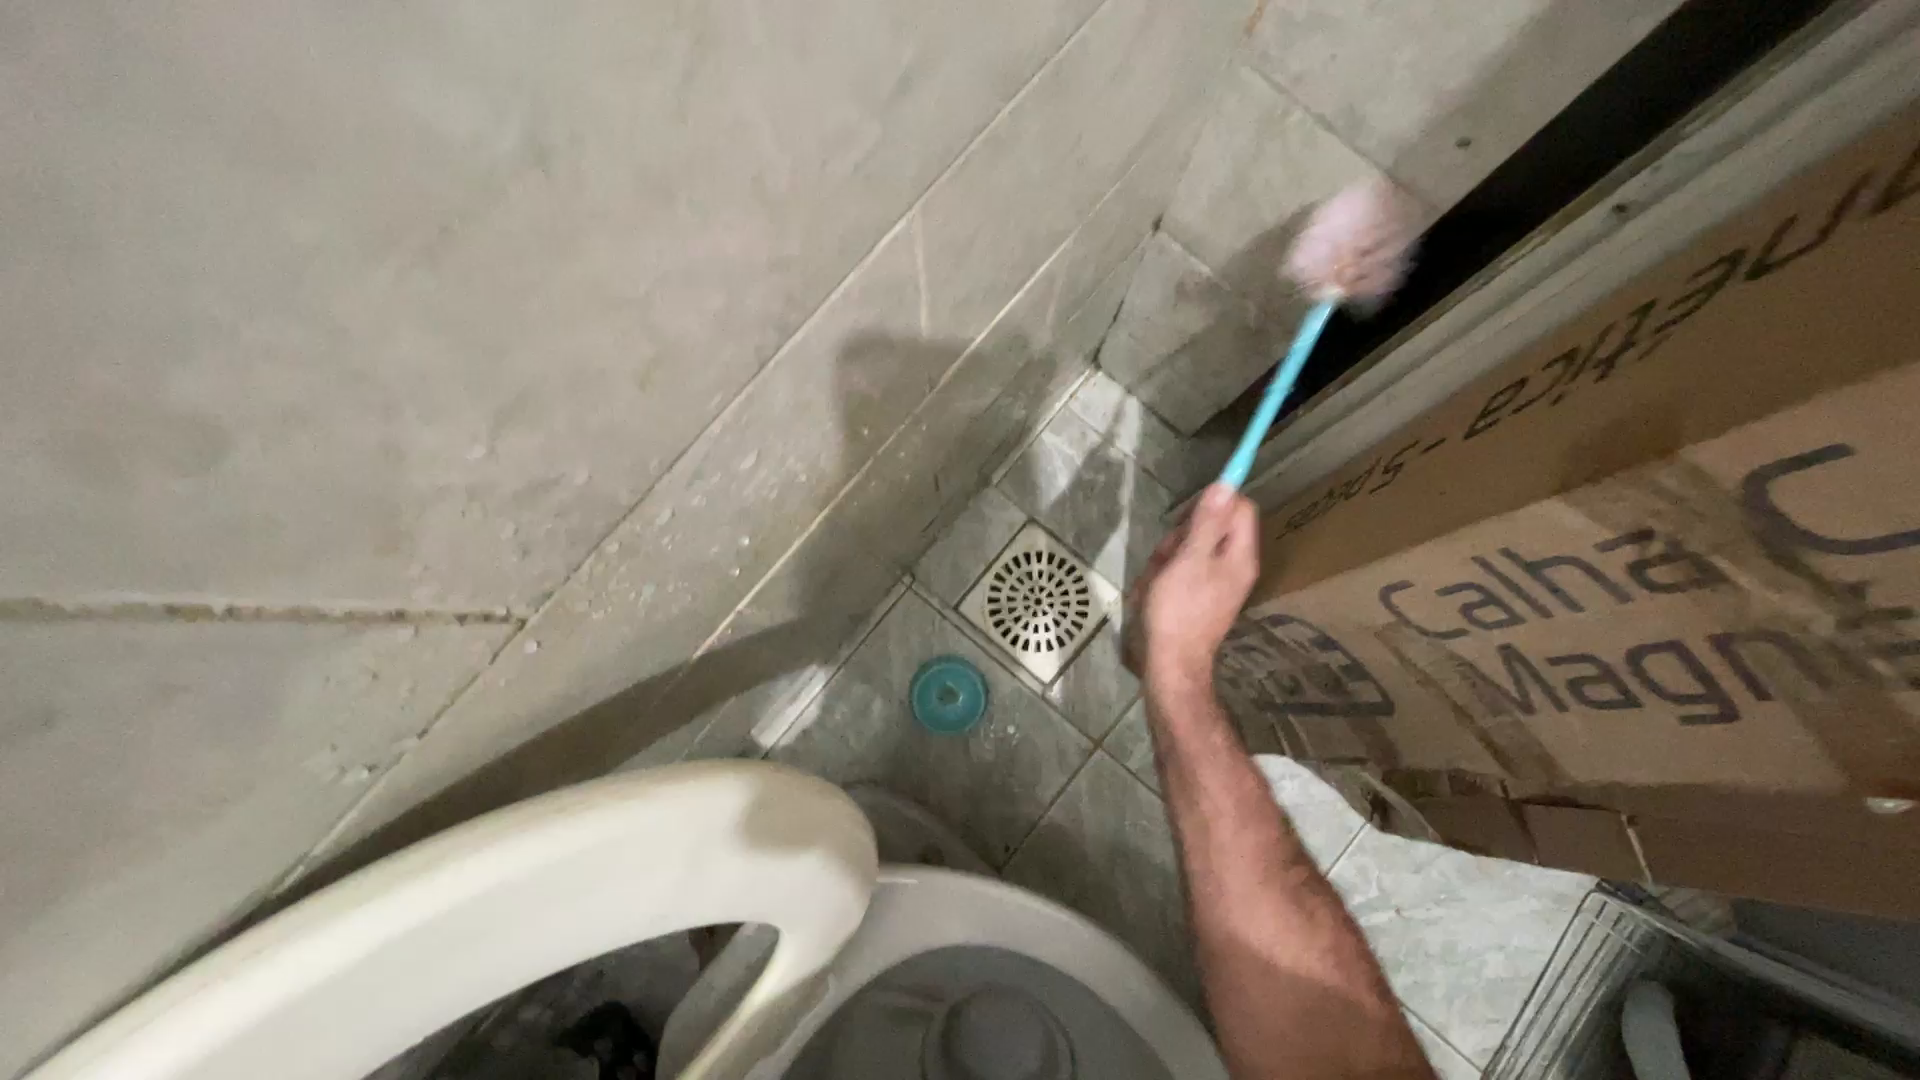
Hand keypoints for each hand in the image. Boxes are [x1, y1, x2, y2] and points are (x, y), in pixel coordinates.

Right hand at [1131, 484, 1258, 689]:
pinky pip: (1183, 570)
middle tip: (1165, 556)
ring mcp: (1218, 583)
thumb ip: (1207, 523)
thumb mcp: (1189, 560)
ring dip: (1167, 556)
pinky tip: (1153, 591)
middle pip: (1212, 527)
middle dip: (1181, 535)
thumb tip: (1226, 484)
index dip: (1214, 501)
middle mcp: (1235, 566)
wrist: (1171, 664)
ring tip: (1155, 580)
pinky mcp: (1200, 596)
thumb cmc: (1178, 610)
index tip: (1183, 514)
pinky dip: (1165, 575)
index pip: (1239, 508)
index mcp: (1240, 556)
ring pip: (1191, 548)